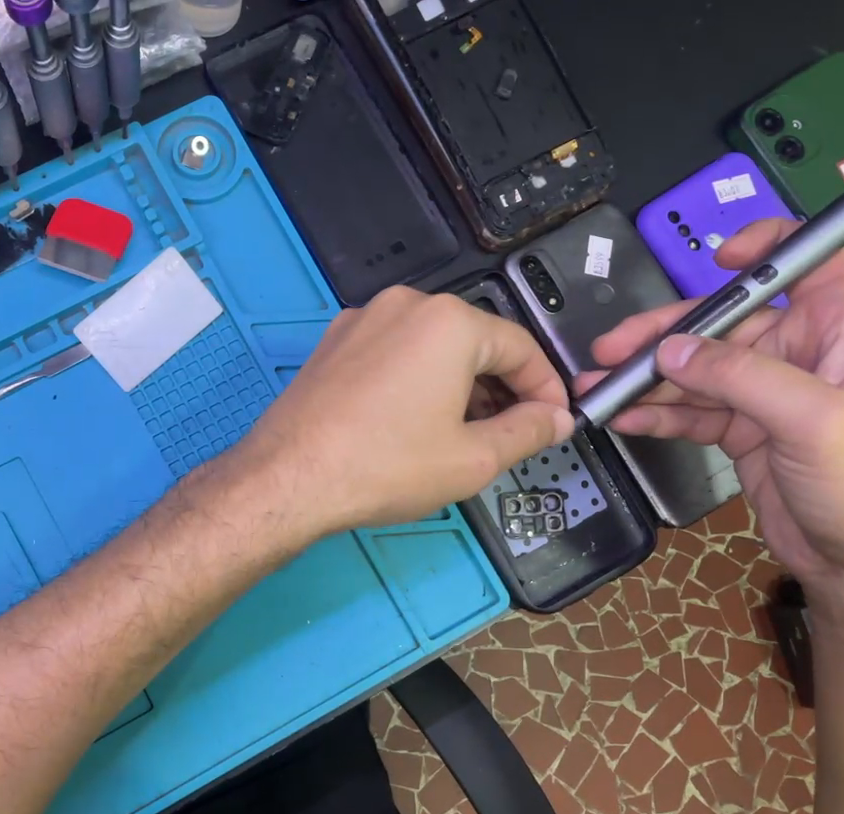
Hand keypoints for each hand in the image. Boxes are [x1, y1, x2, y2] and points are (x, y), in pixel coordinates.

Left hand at [238, 286, 574, 533]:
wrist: (287, 478)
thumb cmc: (384, 467)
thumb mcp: (472, 459)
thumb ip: (527, 432)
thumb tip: (557, 418)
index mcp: (449, 322)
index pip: (520, 347)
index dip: (545, 388)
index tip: (552, 422)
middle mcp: (404, 305)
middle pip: (473, 343)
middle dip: (497, 388)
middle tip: (505, 436)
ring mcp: (360, 321)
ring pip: (429, 348)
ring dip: (454, 386)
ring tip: (458, 436)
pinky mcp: (331, 345)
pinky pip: (390, 354)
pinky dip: (413, 382)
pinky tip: (408, 424)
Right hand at [584, 218, 843, 607]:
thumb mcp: (817, 421)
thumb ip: (742, 378)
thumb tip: (669, 351)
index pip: (811, 262)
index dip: (767, 249)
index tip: (714, 258)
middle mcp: (806, 354)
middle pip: (727, 325)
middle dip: (667, 335)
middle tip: (611, 349)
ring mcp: (770, 396)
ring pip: (699, 372)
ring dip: (648, 381)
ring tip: (597, 388)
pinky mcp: (743, 434)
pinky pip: (692, 413)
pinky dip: (656, 416)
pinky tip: (622, 419)